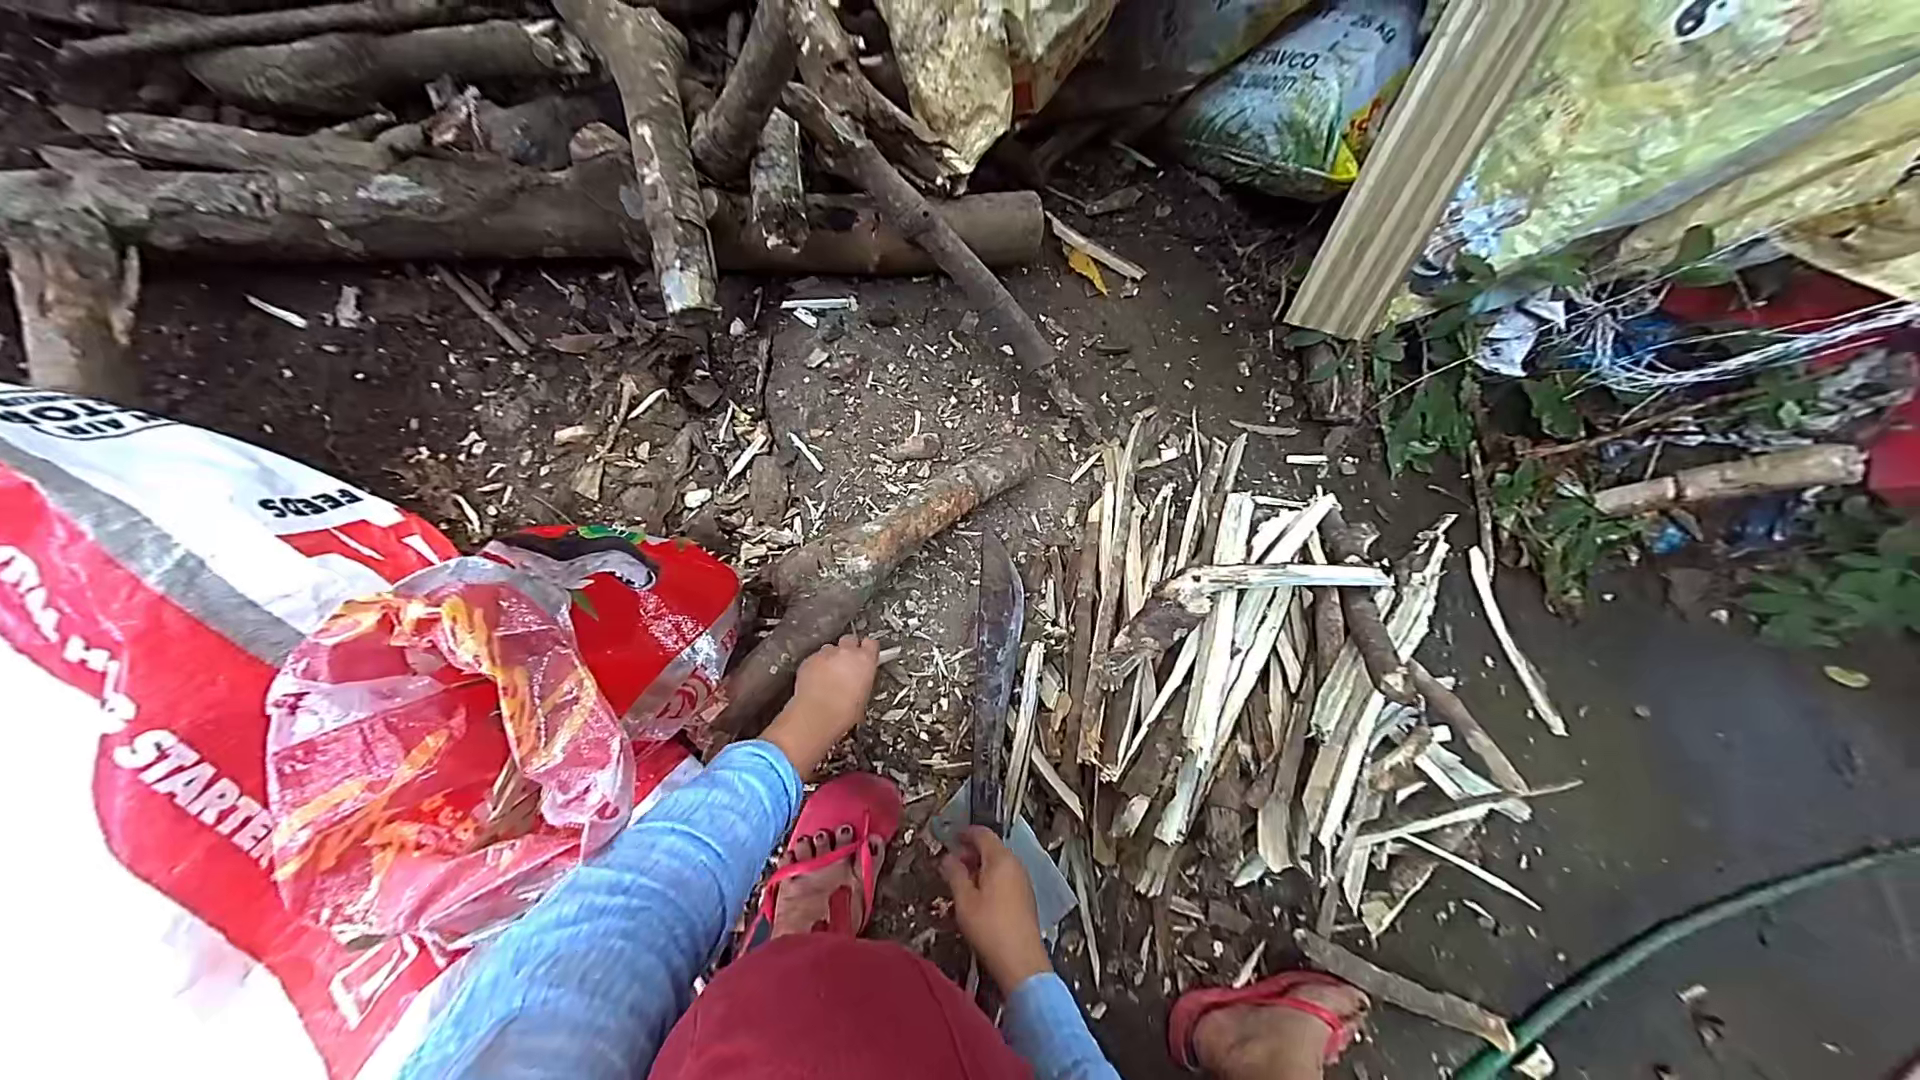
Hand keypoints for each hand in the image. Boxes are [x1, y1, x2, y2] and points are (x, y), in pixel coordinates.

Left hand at [761, 634, 878, 778]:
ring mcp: (827, 654)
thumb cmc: (842, 711)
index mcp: (865, 659)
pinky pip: (815, 658)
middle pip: (850, 640)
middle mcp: (846, 652)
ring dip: (831, 659)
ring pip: (831, 649)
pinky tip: (817, 680)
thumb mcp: (864, 696)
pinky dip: (816, 666)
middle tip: (847, 665)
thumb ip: (863, 679)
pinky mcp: (809, 660)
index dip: (868, 648)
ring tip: (830, 676)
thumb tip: (860, 681)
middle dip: (848, 649)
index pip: (871, 643)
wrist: (817, 716)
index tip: (866, 652)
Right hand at [939, 825, 1050, 991]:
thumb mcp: (964, 900)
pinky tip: (980, 897)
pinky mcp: (1026, 898)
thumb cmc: (990, 928)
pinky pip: (1006, 877)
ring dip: (980, 867)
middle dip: (971, 852)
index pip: (983, 833)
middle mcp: (1015, 864)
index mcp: (1000, 859)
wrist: (1021, 963)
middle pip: (992, 847)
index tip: (952, 838)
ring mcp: (1023, 881)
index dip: (966, 833)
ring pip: (999, 864)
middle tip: (953, 864)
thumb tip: (948, 858)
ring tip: (963, 882)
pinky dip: (991, 879)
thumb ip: (954, 874)